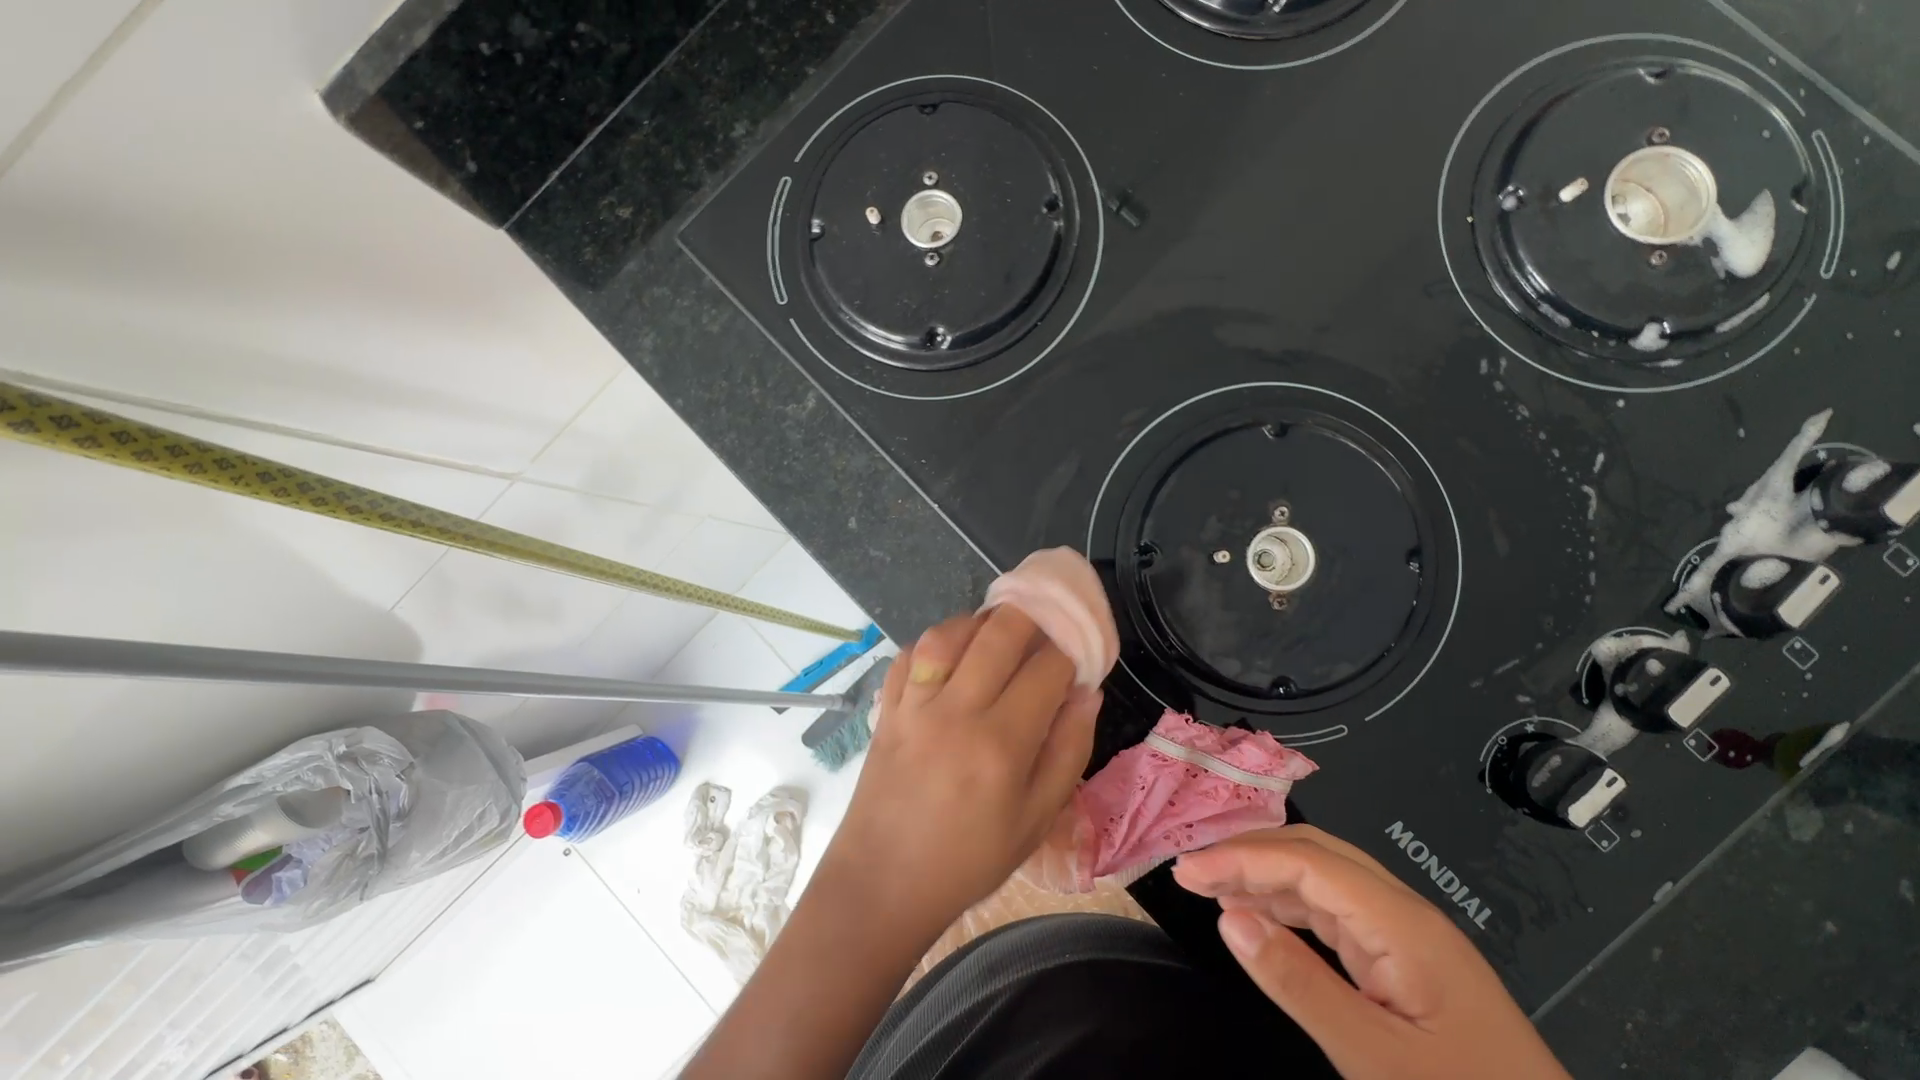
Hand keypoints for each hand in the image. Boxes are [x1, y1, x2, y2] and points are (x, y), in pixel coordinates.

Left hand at [822, 609, 1101, 930]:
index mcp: (1001, 743)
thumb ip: (1068, 751)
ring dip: (983, 621)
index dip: (1072, 650)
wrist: (884, 882)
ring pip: (950, 632)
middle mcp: (956, 711)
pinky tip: (955, 653)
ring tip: (1004, 631)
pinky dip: (936, 641)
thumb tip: (1087, 693)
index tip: (1082, 652)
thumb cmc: (969, 860)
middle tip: (1050, 625)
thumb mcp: (1037, 819)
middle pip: (1000, 632)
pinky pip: (910, 654)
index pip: (1047, 668)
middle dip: (1033, 616)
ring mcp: (914, 705)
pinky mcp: (886, 709)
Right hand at [1174, 826, 1570, 1079]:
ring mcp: (1406, 935)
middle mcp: (1404, 914)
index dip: (1241, 858)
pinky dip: (1288, 906)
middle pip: (1317, 855)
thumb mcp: (1373, 1057)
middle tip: (1191, 872)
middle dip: (1250, 853)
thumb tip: (1230, 920)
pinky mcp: (1404, 960)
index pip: (1307, 863)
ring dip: (1265, 877)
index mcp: (1401, 923)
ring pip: (1324, 879)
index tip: (1185, 872)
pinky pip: (1335, 914)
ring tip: (1210, 890)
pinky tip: (1258, 917)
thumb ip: (1298, 984)